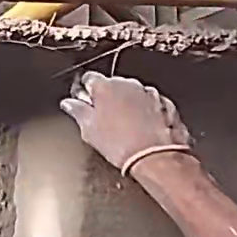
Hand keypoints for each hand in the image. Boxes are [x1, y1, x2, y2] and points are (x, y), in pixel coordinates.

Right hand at [59, 71, 196, 172]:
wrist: (156, 158)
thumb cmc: (122, 144)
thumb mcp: (89, 129)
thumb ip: (77, 111)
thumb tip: (70, 104)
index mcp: (105, 86)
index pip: (89, 78)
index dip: (84, 90)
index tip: (83, 101)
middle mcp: (128, 84)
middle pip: (112, 85)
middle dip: (106, 98)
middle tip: (102, 119)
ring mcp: (149, 93)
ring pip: (132, 94)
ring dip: (127, 104)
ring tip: (123, 127)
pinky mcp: (166, 104)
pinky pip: (150, 104)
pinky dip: (145, 112)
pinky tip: (141, 129)